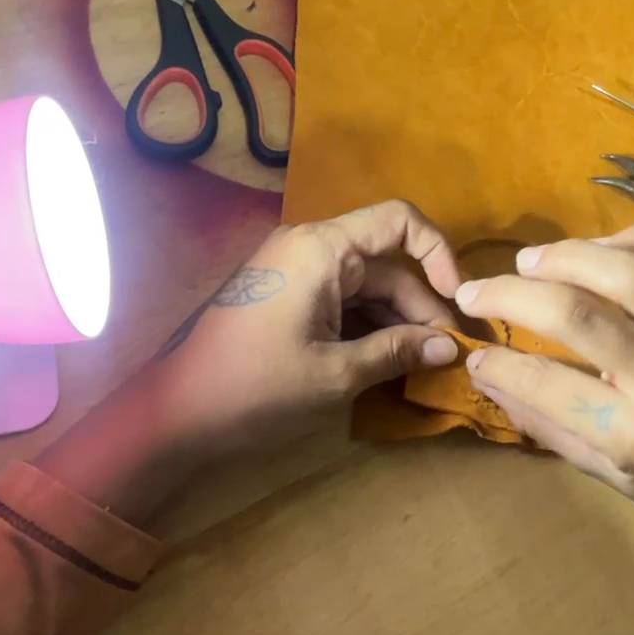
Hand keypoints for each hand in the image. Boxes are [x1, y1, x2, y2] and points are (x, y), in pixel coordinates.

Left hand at [156, 199, 465, 453]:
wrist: (176, 413)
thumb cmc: (256, 387)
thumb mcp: (335, 374)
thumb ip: (397, 352)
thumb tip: (449, 348)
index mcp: (322, 249)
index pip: (399, 221)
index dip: (438, 253)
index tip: (457, 301)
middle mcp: (312, 249)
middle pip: (387, 264)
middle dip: (422, 306)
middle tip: (450, 354)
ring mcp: (299, 273)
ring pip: (369, 287)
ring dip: (398, 322)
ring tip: (427, 363)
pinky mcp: (290, 297)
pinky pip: (344, 302)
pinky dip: (370, 327)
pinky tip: (392, 360)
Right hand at [456, 225, 633, 551]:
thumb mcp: (608, 474)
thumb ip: (546, 423)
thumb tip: (488, 374)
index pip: (548, 384)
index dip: (499, 363)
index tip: (473, 351)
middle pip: (579, 314)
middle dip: (513, 295)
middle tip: (474, 290)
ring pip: (627, 271)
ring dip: (566, 256)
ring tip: (527, 260)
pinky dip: (629, 238)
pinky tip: (596, 248)